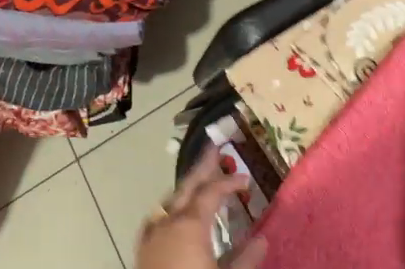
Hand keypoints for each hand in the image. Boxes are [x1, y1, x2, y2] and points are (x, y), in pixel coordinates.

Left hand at [135, 151, 268, 268]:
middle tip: (215, 147)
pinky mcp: (142, 252)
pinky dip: (169, 209)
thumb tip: (262, 240)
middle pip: (187, 186)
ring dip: (186, 188)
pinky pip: (156, 219)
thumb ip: (245, 261)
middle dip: (202, 166)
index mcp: (190, 225)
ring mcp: (151, 236)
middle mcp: (168, 223)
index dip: (229, 183)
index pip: (212, 192)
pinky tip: (172, 215)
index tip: (246, 180)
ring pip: (169, 201)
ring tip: (199, 182)